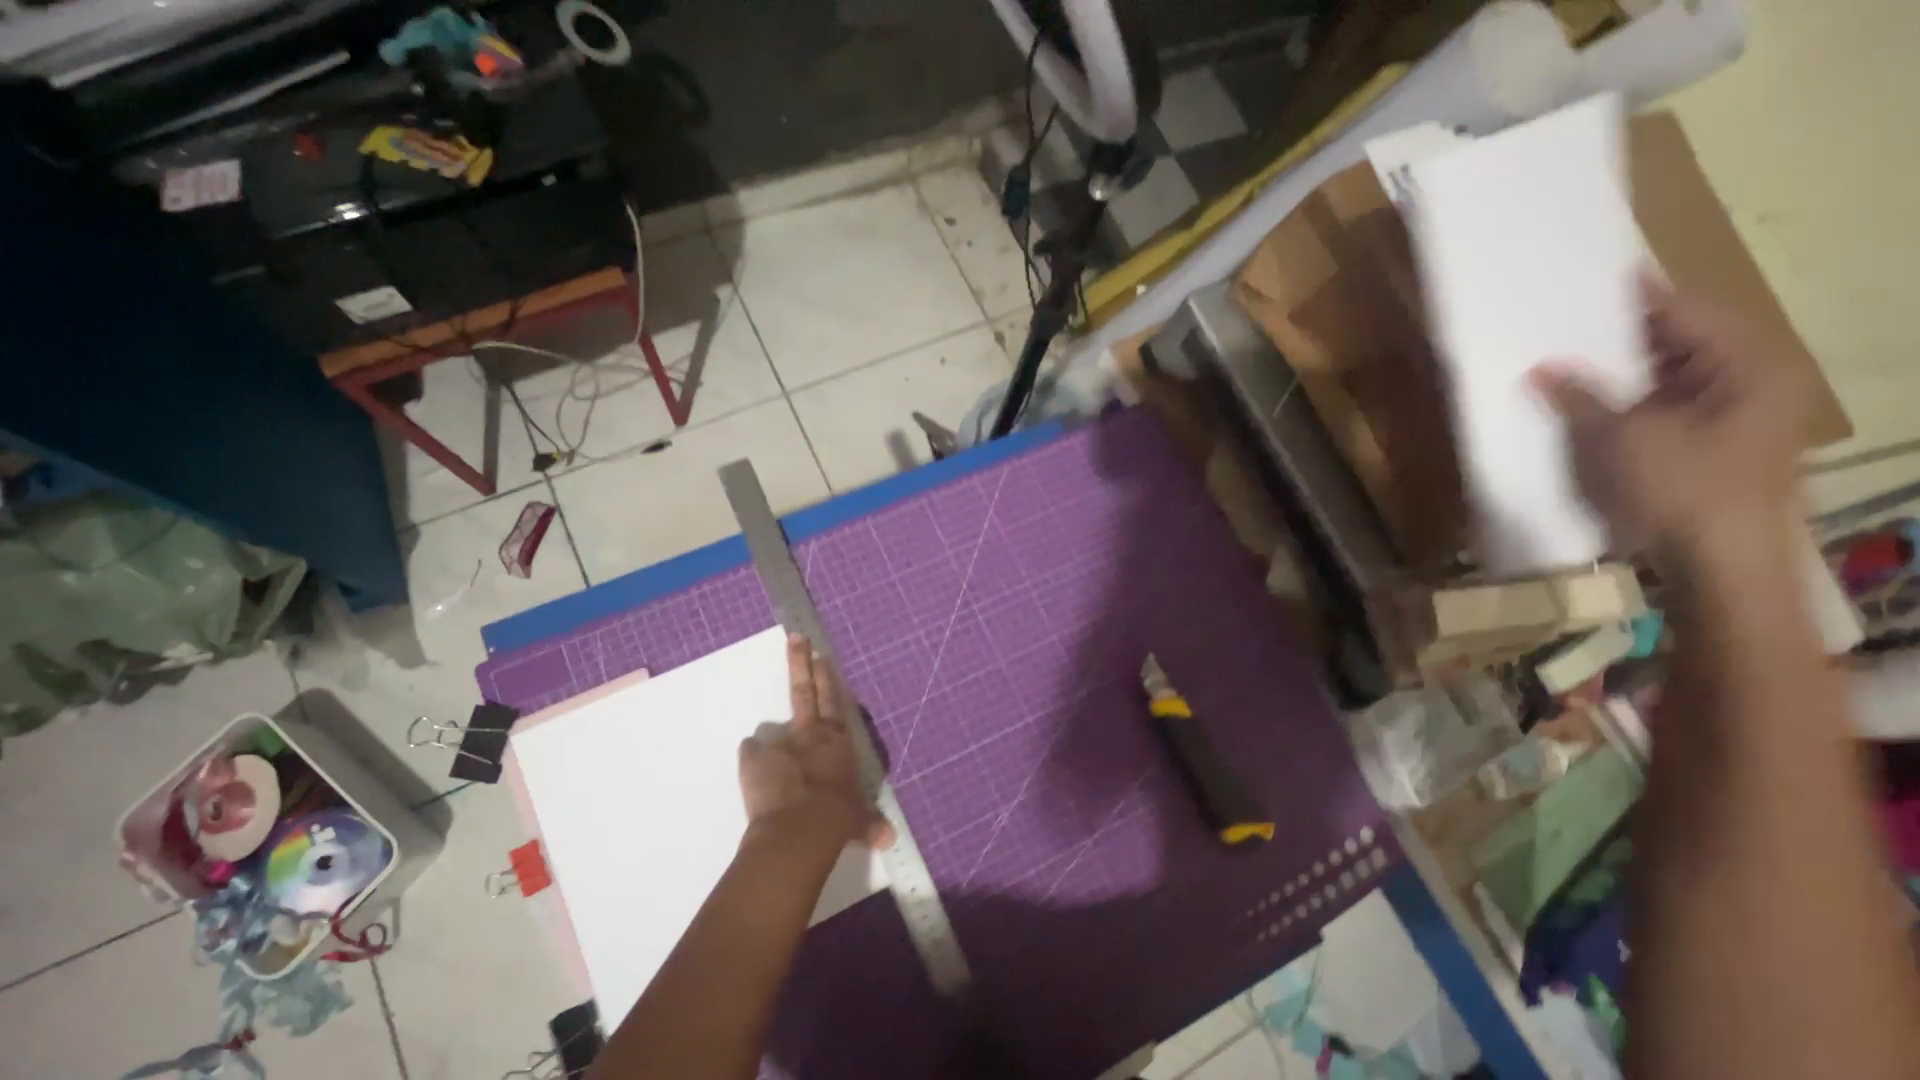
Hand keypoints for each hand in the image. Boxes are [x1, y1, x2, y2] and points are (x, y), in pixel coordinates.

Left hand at [737, 633, 893, 851]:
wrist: (801, 827)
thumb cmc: (838, 818)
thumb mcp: (857, 821)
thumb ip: (868, 824)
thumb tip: (889, 839)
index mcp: (838, 743)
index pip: (835, 702)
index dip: (829, 677)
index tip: (822, 654)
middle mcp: (811, 735)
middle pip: (805, 691)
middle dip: (801, 662)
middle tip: (796, 637)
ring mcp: (780, 744)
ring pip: (773, 730)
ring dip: (772, 738)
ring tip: (766, 753)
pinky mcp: (754, 759)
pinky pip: (751, 754)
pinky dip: (753, 761)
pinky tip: (754, 772)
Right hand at [1530, 279, 1805, 563]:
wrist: (1722, 573)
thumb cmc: (1681, 492)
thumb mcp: (1618, 438)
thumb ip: (1578, 396)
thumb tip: (1540, 369)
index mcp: (1748, 366)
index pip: (1685, 310)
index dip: (1632, 296)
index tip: (1585, 278)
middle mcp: (1752, 385)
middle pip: (1682, 343)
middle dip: (1621, 337)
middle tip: (1565, 322)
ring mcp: (1737, 422)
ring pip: (1671, 380)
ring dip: (1622, 375)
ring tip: (1567, 363)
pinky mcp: (1716, 454)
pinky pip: (1668, 412)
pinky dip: (1632, 406)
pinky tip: (1590, 407)